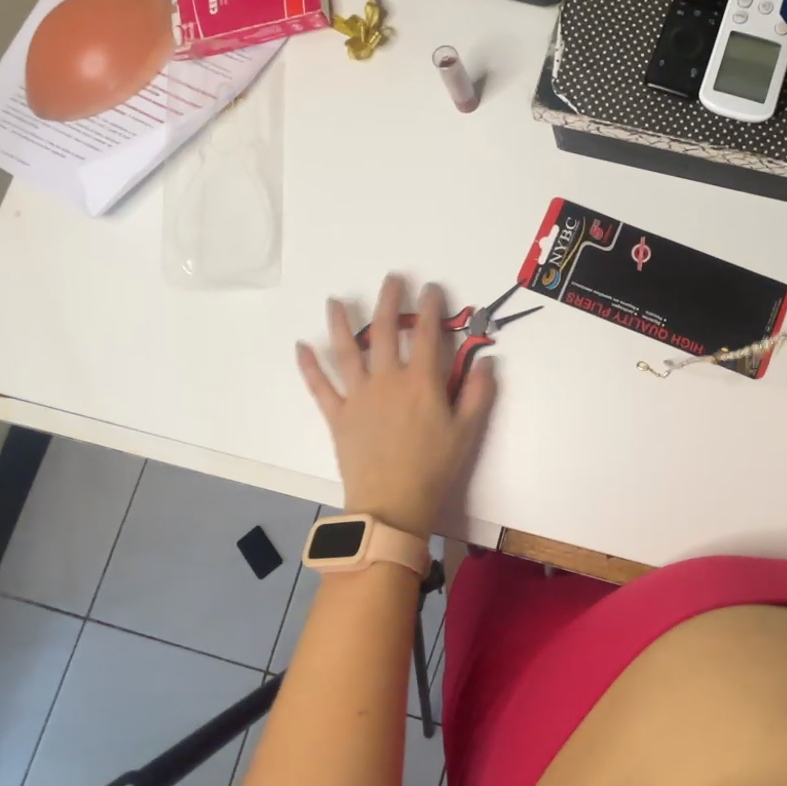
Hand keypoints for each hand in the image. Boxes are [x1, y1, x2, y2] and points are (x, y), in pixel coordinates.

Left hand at [296, 275, 498, 537]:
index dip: (431, 308)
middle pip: (385, 331)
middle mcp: (387, 380)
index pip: (428, 334)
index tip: (431, 288)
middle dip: (390, 302)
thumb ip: (477, 394)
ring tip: (335, 300)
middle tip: (392, 279)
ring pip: (347, 351)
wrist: (391, 506)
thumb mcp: (468, 432)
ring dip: (341, 323)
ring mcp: (358, 396)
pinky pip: (320, 386)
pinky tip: (301, 347)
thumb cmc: (434, 469)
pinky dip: (309, 367)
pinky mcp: (337, 416)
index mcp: (422, 383)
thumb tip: (485, 362)